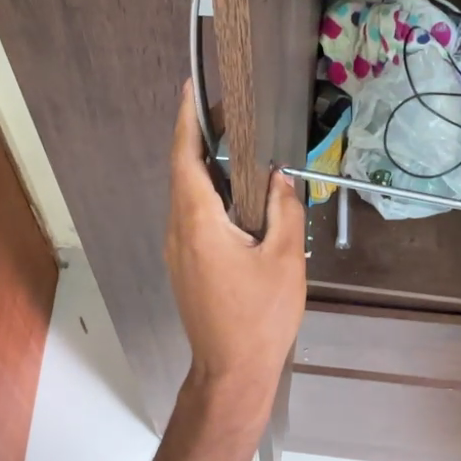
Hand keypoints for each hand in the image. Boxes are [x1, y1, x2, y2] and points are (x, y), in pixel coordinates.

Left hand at [164, 82, 306, 402]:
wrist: (231, 371)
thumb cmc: (260, 317)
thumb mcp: (284, 259)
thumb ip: (282, 210)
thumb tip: (278, 176)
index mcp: (198, 223)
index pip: (184, 158)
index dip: (186, 120)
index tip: (191, 88)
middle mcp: (178, 231)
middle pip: (181, 172)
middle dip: (198, 136)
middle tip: (226, 111)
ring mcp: (176, 250)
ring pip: (184, 195)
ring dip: (203, 166)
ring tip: (232, 143)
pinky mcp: (183, 265)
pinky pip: (189, 216)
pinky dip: (205, 192)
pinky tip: (232, 191)